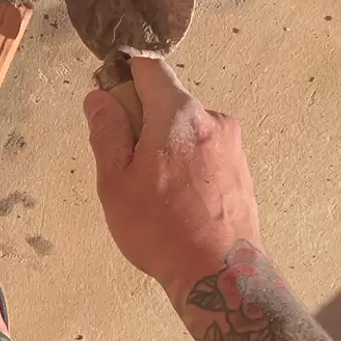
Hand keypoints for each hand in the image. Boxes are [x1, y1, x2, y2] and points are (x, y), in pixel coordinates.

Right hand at [82, 59, 259, 301]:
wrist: (218, 271)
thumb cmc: (160, 229)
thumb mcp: (115, 182)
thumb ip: (106, 133)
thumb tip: (99, 98)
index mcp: (177, 114)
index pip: (149, 68)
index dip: (123, 77)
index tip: (109, 102)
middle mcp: (211, 118)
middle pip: (168, 101)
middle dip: (142, 123)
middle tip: (125, 167)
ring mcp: (231, 144)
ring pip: (185, 130)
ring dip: (164, 148)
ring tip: (152, 194)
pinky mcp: (241, 169)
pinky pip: (203, 153)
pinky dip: (185, 166)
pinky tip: (176, 202)